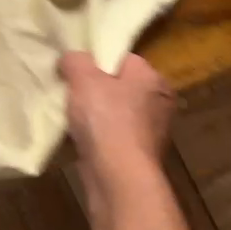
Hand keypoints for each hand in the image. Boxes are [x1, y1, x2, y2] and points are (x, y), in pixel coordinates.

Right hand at [60, 52, 174, 164]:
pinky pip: (117, 132)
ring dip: (98, 113)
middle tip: (70, 93)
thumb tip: (72, 57)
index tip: (74, 72)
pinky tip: (84, 137)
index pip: (122, 58)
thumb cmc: (104, 118)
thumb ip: (75, 60)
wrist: (118, 172)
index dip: (95, 61)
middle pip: (120, 84)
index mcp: (151, 76)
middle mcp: (160, 99)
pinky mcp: (143, 150)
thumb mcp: (82, 79)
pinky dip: (101, 133)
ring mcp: (154, 127)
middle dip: (96, 88)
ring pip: (118, 110)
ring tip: (73, 116)